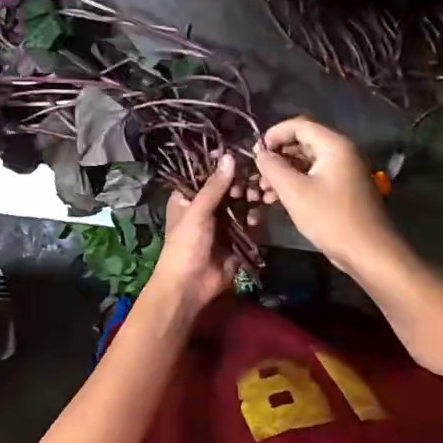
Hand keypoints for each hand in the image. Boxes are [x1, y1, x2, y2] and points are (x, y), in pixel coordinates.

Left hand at [145, 153, 253, 308]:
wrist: (189, 286)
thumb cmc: (185, 245)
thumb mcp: (197, 212)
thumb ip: (214, 186)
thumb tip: (230, 156)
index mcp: (187, 198)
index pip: (205, 175)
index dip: (222, 167)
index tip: (240, 156)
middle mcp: (204, 208)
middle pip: (227, 189)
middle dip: (240, 185)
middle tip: (252, 181)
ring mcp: (221, 224)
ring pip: (239, 204)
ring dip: (249, 200)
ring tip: (257, 197)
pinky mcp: (235, 239)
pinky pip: (248, 224)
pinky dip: (253, 219)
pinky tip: (256, 218)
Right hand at [252, 116, 400, 272]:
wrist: (369, 252)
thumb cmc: (330, 218)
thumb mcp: (294, 191)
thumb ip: (273, 167)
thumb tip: (260, 153)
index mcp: (334, 145)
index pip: (299, 125)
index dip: (273, 134)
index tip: (255, 152)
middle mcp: (341, 151)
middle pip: (303, 141)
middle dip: (277, 155)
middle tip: (257, 174)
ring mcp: (344, 170)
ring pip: (306, 161)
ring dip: (283, 171)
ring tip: (263, 190)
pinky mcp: (343, 188)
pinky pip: (314, 176)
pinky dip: (296, 182)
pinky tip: (277, 198)